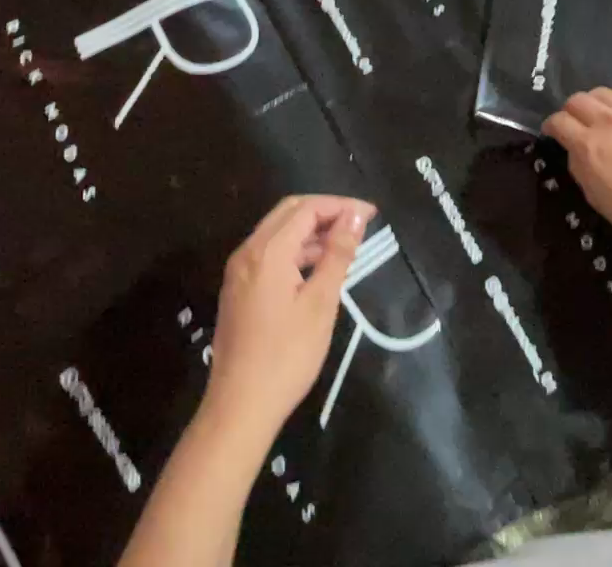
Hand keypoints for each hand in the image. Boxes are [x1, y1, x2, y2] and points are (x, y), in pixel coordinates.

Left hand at [202, 195, 375, 437]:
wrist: (240, 406)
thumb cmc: (287, 355)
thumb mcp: (321, 303)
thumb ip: (338, 254)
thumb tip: (355, 217)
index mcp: (267, 252)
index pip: (307, 209)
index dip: (341, 206)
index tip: (372, 215)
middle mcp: (248, 253)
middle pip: (289, 213)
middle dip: (326, 211)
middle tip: (360, 223)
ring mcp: (239, 272)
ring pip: (278, 233)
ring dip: (311, 231)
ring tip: (346, 244)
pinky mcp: (239, 290)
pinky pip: (270, 253)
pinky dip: (297, 250)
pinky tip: (319, 267)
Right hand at [542, 89, 611, 263]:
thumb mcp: (595, 197)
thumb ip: (579, 167)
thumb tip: (574, 149)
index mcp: (590, 146)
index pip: (559, 121)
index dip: (551, 127)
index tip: (553, 135)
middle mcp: (608, 122)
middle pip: (577, 100)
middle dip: (569, 113)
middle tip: (574, 128)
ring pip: (600, 93)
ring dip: (592, 105)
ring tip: (597, 121)